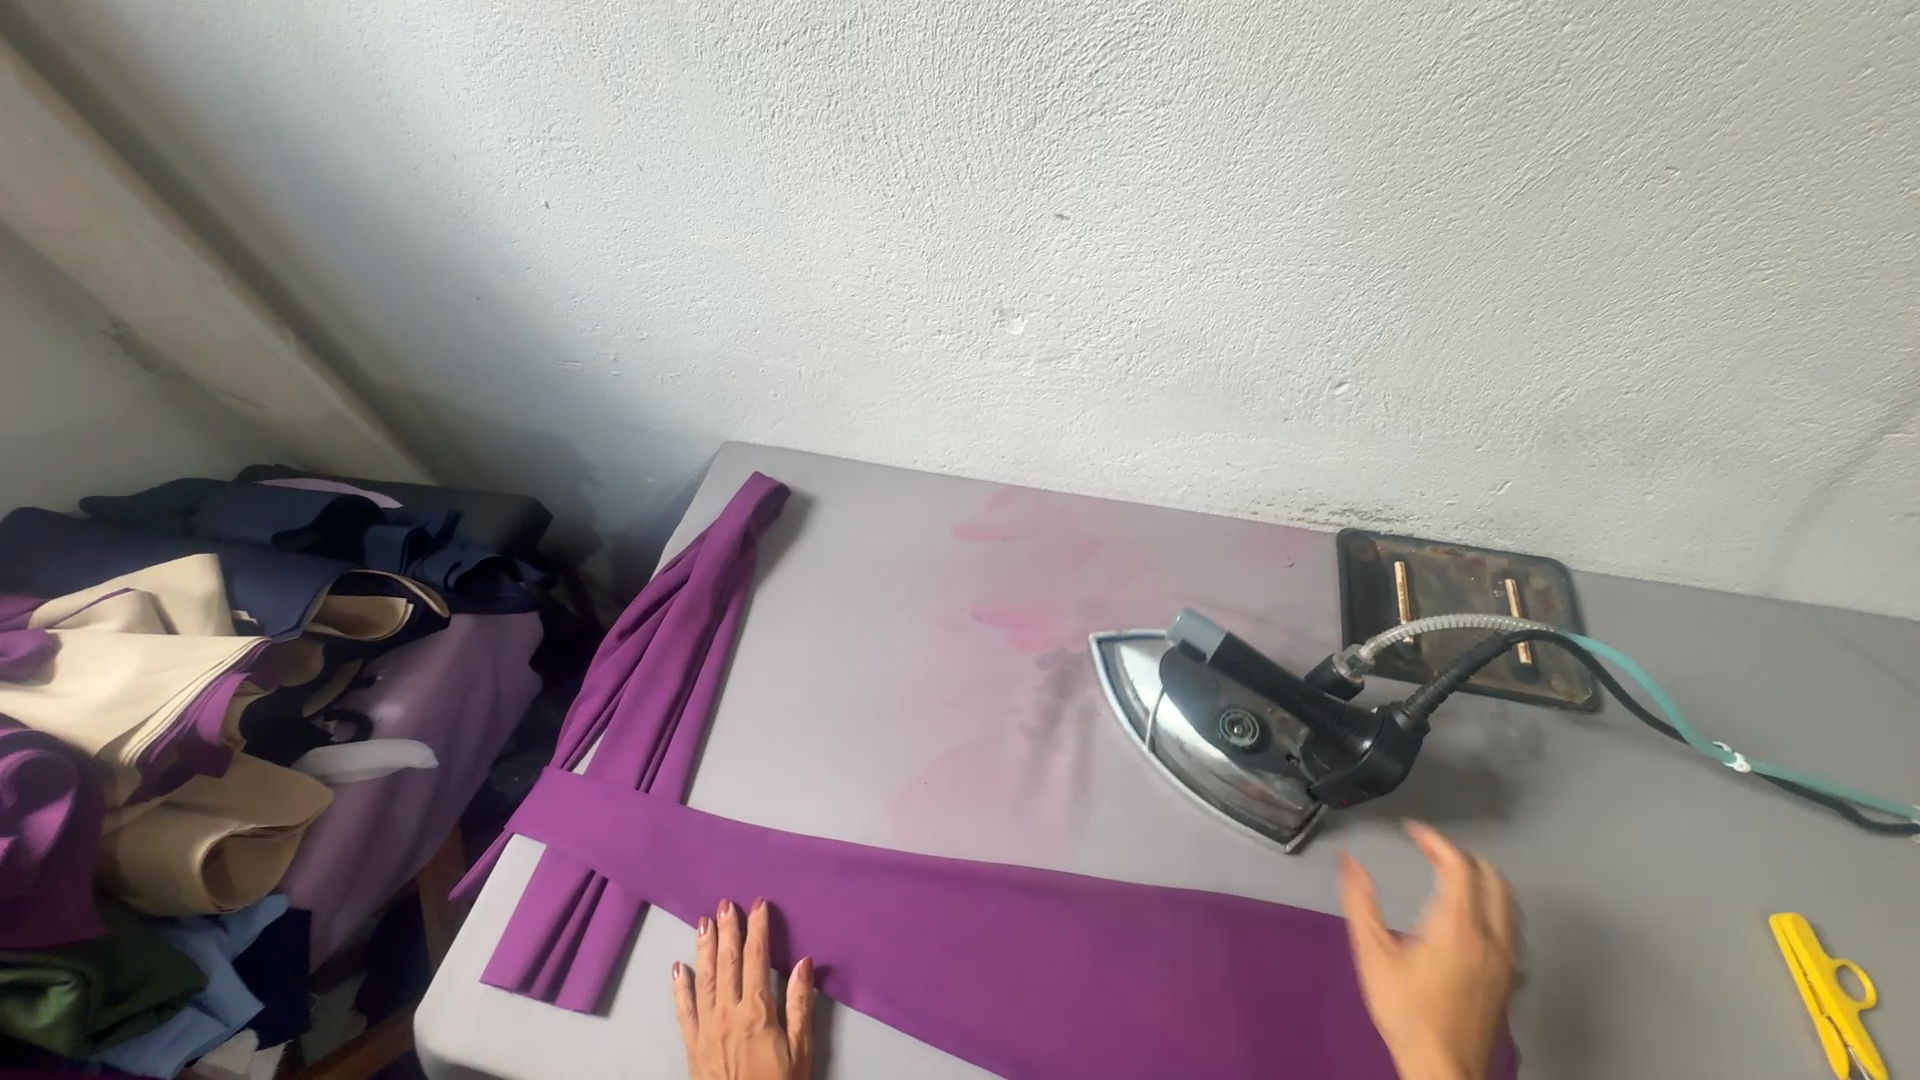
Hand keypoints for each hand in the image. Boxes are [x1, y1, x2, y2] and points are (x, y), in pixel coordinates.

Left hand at [674, 898, 815, 1079]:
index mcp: (756, 1011)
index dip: (757, 929)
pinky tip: (678, 967)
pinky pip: (684, 1011)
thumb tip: (803, 962)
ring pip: (704, 979)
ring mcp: (706, 1029)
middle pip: (727, 962)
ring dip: (704, 948)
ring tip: (703, 922)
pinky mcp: (692, 1046)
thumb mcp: (801, 1049)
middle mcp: (727, 1013)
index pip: (756, 959)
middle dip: (727, 930)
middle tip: (725, 903)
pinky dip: (680, 987)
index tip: (758, 905)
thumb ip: (800, 1005)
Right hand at [1339, 822, 1520, 1079]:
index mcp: (1459, 927)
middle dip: (1462, 855)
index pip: (1459, 866)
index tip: (1413, 830)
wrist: (1442, 1067)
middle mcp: (1493, 938)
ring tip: (1450, 873)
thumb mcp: (1372, 953)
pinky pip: (1512, 927)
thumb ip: (1360, 901)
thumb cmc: (1404, 1010)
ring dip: (1481, 878)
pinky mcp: (1513, 979)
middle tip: (1429, 848)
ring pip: (1510, 902)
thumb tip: (1348, 860)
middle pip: (1493, 878)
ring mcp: (1509, 960)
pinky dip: (1493, 906)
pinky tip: (1471, 916)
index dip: (1436, 840)